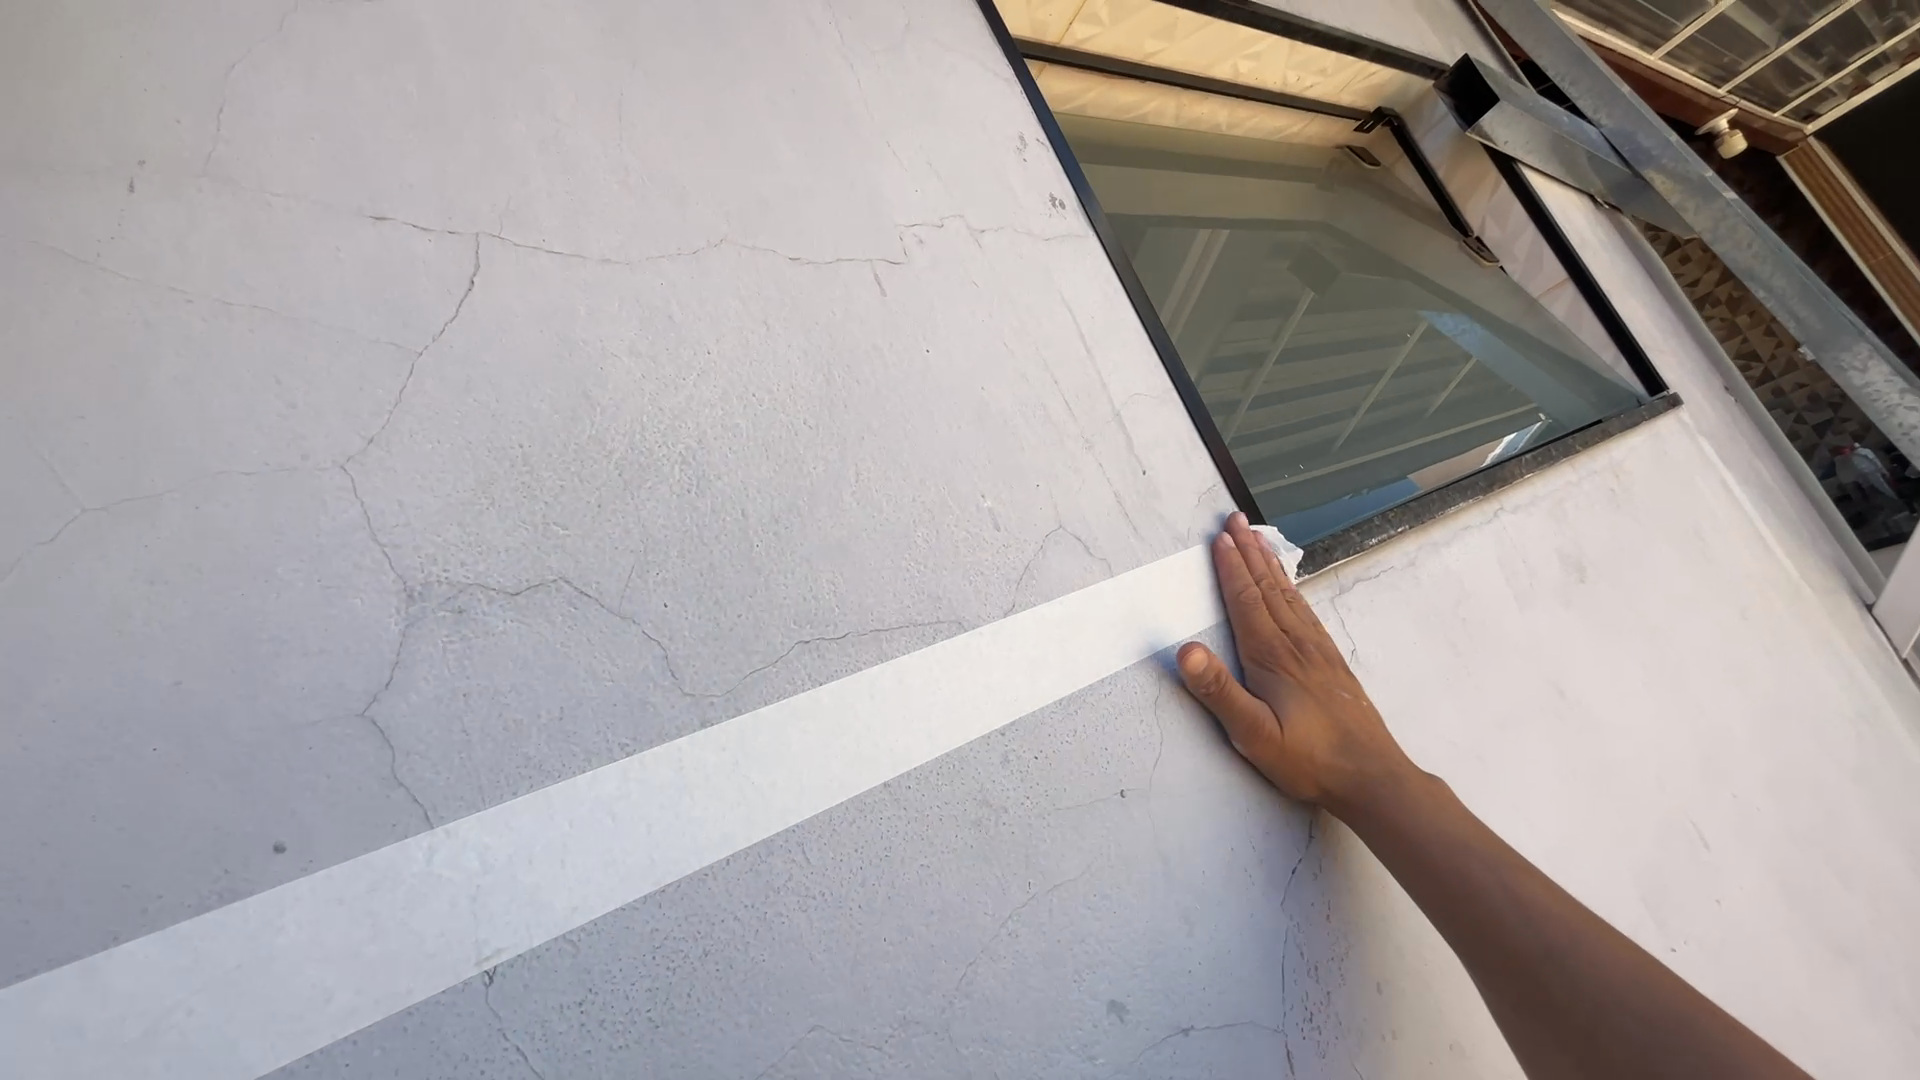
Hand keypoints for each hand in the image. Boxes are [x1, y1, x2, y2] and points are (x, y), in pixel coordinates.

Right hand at [1177, 513, 1417, 813]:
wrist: (1373, 779)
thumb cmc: (1308, 760)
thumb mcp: (1252, 734)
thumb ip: (1218, 690)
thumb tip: (1185, 649)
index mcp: (1271, 655)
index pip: (1246, 600)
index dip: (1230, 567)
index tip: (1219, 537)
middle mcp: (1295, 644)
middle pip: (1267, 587)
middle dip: (1248, 551)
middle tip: (1235, 520)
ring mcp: (1317, 651)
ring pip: (1289, 594)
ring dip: (1270, 564)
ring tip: (1258, 539)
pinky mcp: (1330, 662)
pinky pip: (1306, 611)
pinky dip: (1292, 588)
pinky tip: (1291, 588)